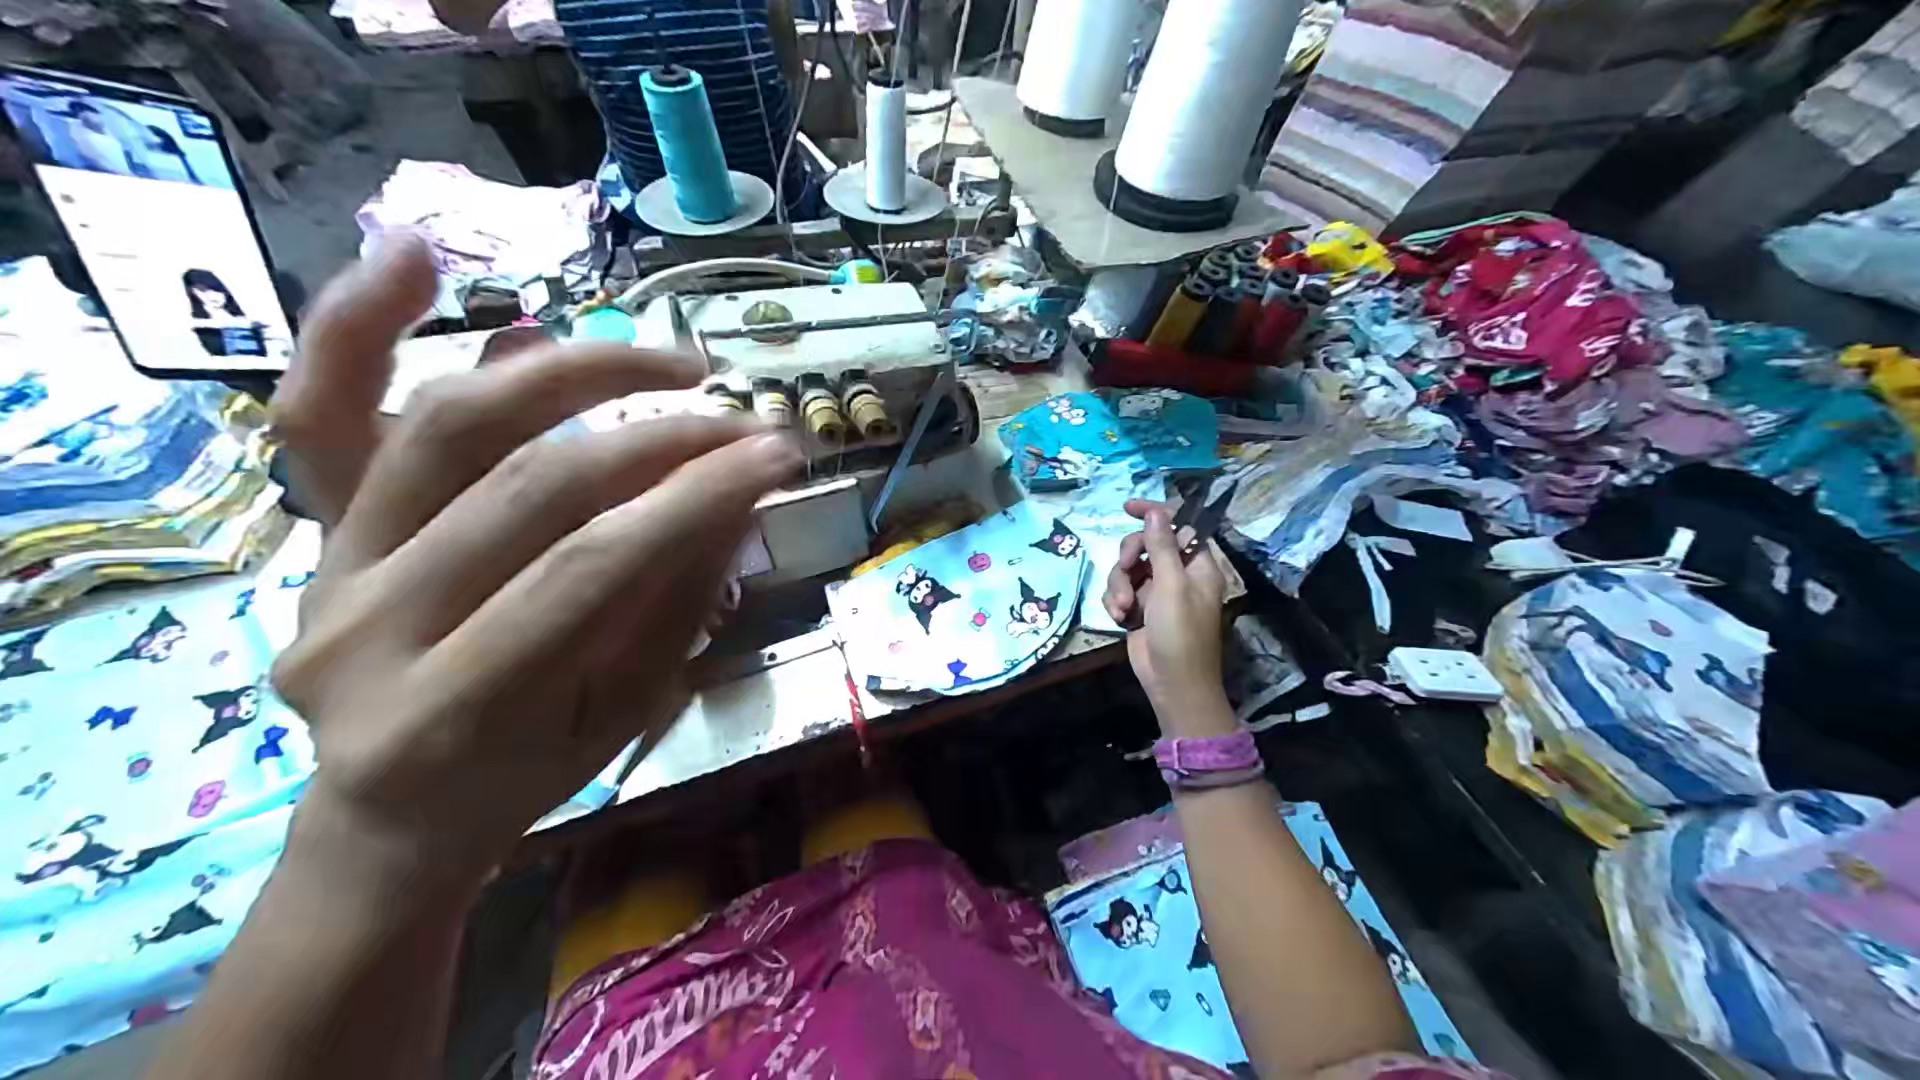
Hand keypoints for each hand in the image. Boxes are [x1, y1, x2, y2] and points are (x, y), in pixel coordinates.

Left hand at [268, 237, 801, 883]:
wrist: (398, 813)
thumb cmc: (529, 776)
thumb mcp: (627, 714)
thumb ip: (678, 602)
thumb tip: (739, 493)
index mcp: (454, 711)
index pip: (594, 568)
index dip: (697, 497)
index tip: (779, 454)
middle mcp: (364, 626)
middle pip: (530, 487)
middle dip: (660, 439)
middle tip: (743, 419)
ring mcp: (322, 565)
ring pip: (444, 425)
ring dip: (575, 371)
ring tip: (671, 361)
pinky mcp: (309, 527)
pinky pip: (319, 412)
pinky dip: (361, 323)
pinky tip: (420, 251)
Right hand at [1103, 499, 1231, 734]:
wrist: (1172, 683)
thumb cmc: (1181, 633)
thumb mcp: (1171, 586)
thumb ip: (1162, 546)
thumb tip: (1157, 510)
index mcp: (1197, 565)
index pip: (1178, 526)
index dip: (1154, 514)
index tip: (1127, 508)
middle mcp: (1177, 575)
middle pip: (1145, 545)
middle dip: (1130, 555)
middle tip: (1127, 568)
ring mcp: (1156, 592)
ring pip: (1127, 568)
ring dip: (1118, 584)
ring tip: (1122, 607)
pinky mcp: (1138, 609)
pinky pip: (1119, 590)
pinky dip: (1114, 600)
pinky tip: (1117, 617)